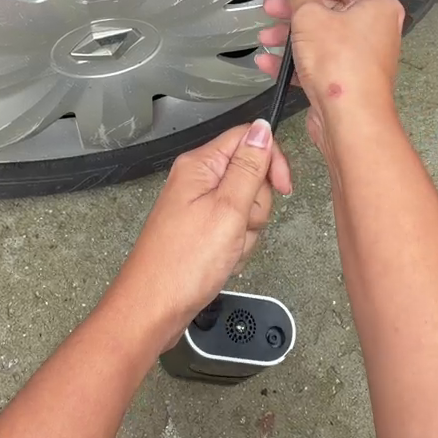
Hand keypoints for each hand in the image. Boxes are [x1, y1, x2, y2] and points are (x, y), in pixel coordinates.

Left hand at [102, 121, 291, 351]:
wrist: (153, 309)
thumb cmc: (183, 263)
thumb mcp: (228, 209)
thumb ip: (249, 167)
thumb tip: (262, 128)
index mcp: (200, 165)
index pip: (247, 138)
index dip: (271, 159)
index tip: (283, 187)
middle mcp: (197, 180)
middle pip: (250, 174)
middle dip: (256, 206)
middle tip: (238, 225)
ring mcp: (198, 206)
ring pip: (246, 206)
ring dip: (246, 231)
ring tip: (226, 248)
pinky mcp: (201, 229)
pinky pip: (234, 228)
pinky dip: (236, 246)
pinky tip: (222, 260)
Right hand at [254, 0, 406, 151]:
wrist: (349, 119)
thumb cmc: (344, 69)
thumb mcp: (310, 17)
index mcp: (378, 6)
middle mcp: (375, 30)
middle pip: (330, 10)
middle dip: (296, 12)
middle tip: (274, 10)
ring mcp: (362, 57)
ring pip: (322, 38)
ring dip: (290, 37)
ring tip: (268, 38)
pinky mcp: (348, 79)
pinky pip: (319, 62)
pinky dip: (296, 61)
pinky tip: (271, 63)